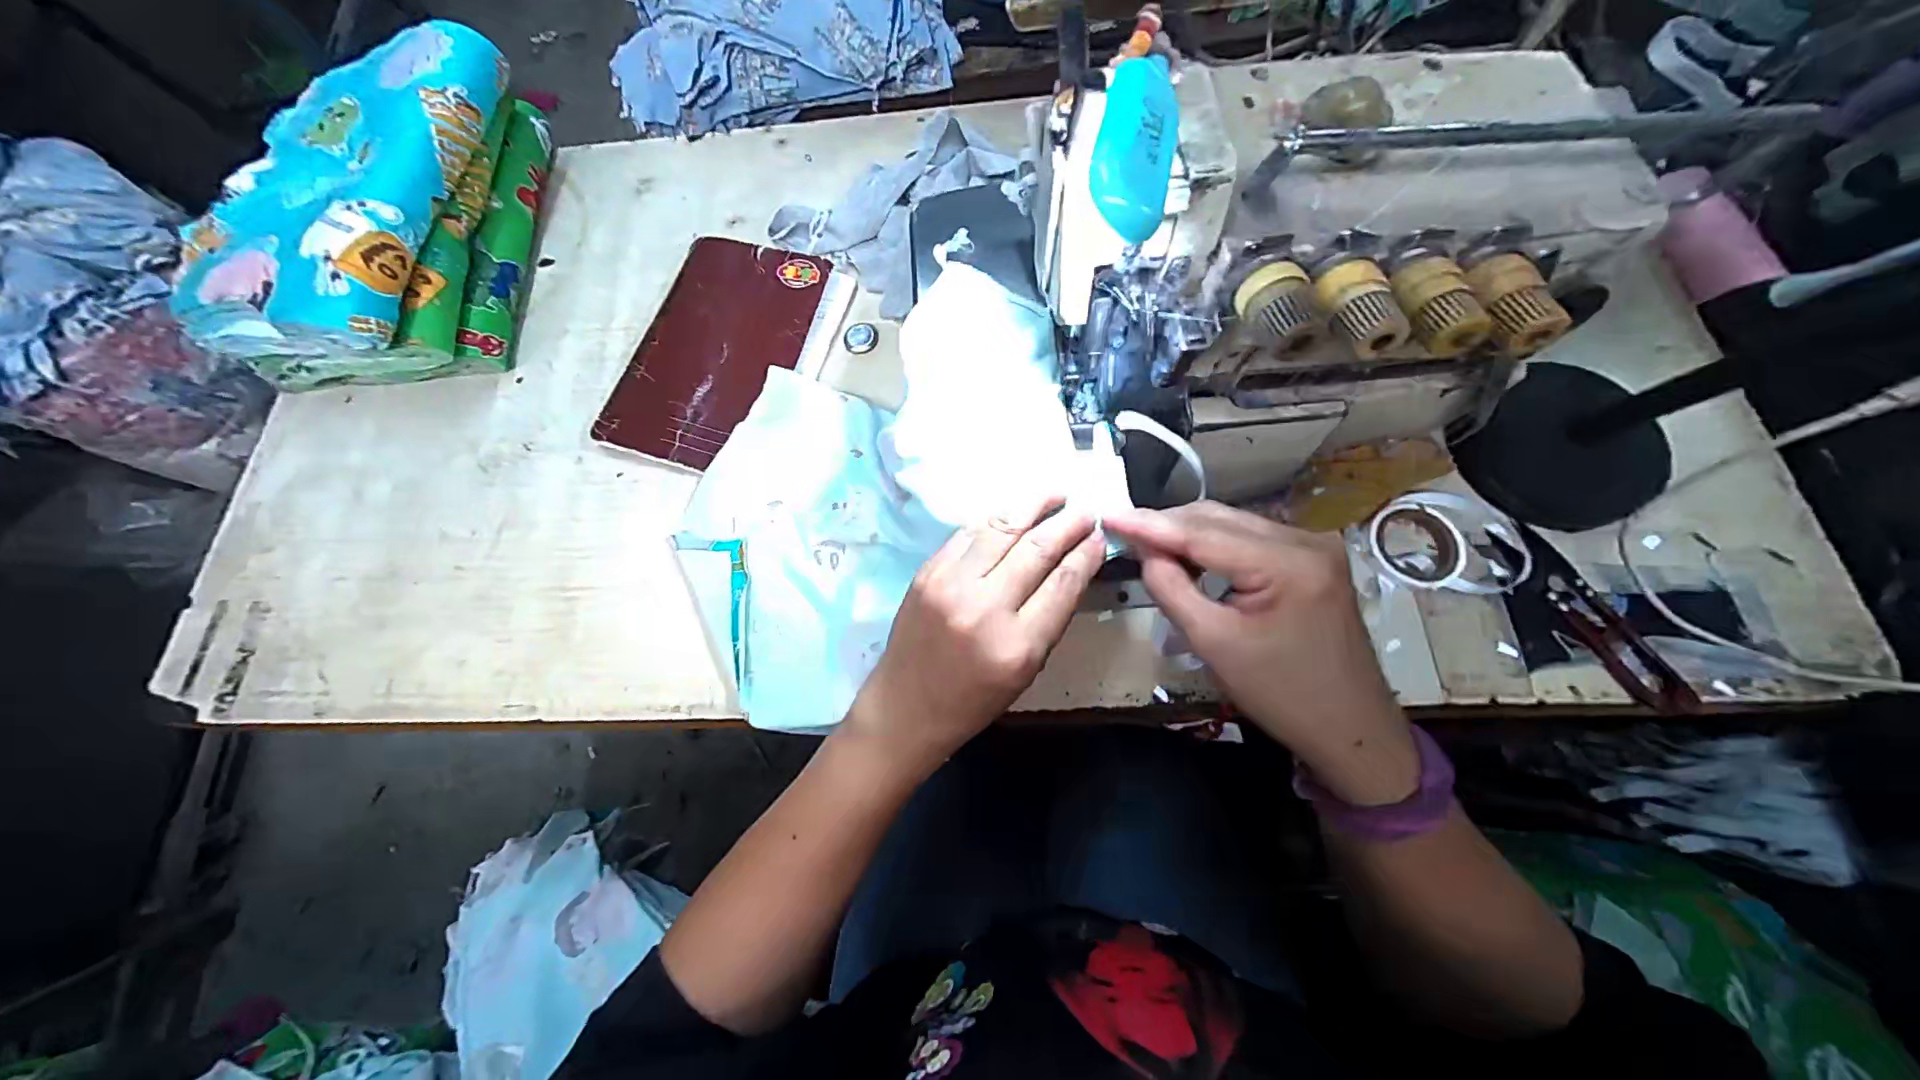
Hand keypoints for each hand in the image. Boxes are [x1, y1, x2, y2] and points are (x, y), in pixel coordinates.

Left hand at [842, 496, 1104, 776]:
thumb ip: (1050, 619)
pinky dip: (995, 520)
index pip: (1063, 583)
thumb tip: (1073, 569)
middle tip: (1084, 512)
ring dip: (1032, 508)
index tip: (1098, 537)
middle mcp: (983, 608)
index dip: (1086, 554)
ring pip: (1000, 530)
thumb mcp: (1026, 671)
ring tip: (1055, 496)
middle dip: (1066, 525)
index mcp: (1017, 645)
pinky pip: (968, 534)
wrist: (906, 706)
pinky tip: (1014, 513)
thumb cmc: (973, 700)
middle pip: (1036, 550)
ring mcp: (950, 585)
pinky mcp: (927, 573)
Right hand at [1104, 502, 1418, 805]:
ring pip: (1233, 523)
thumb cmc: (1281, 695)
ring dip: (1188, 532)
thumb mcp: (1213, 643)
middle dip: (1166, 524)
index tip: (1108, 515)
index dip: (1149, 523)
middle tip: (1120, 530)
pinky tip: (1187, 553)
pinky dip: (1214, 543)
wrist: (1350, 727)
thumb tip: (1144, 550)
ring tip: (1145, 542)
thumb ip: (1172, 588)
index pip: (1202, 532)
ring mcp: (1314, 545)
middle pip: (1219, 518)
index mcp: (1288, 563)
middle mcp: (1306, 539)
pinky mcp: (1312, 557)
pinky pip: (1250, 538)